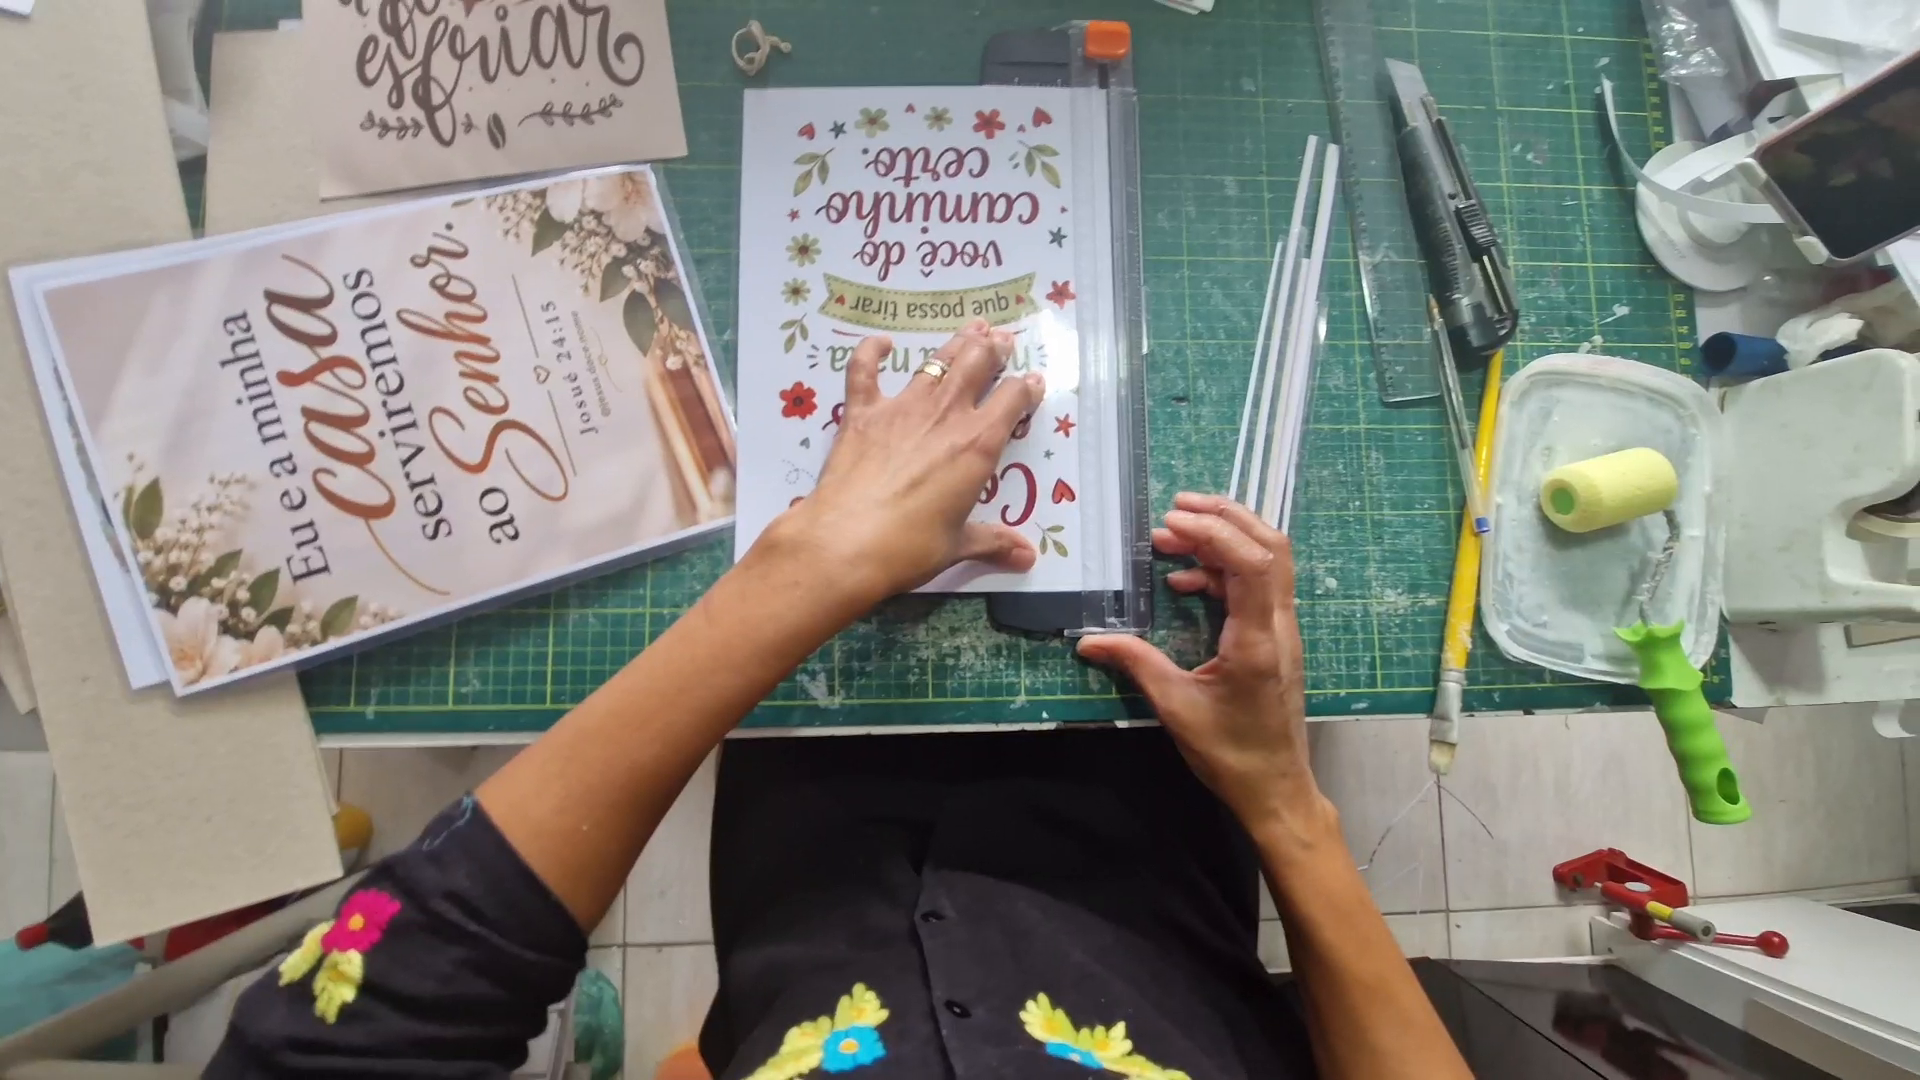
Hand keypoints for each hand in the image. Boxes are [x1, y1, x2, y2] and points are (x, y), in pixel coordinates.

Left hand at [766, 319, 1045, 605]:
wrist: (846, 542)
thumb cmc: (910, 547)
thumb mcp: (957, 545)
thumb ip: (993, 542)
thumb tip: (1028, 557)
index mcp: (977, 445)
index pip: (1012, 402)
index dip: (1026, 388)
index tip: (1034, 382)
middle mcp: (945, 416)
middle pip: (977, 365)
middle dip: (994, 349)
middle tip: (1003, 339)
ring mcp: (902, 408)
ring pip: (937, 360)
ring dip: (957, 342)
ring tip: (973, 328)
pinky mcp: (862, 412)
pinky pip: (865, 370)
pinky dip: (872, 352)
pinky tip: (881, 343)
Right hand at [1076, 493, 1333, 844]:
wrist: (1276, 788)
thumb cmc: (1228, 751)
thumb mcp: (1174, 706)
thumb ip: (1134, 663)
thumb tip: (1087, 641)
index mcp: (1257, 639)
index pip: (1252, 563)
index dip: (1214, 532)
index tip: (1170, 524)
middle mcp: (1279, 625)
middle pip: (1269, 547)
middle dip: (1225, 516)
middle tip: (1176, 508)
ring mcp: (1282, 630)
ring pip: (1267, 561)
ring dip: (1224, 538)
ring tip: (1173, 538)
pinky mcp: (1275, 637)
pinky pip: (1256, 585)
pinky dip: (1223, 570)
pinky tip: (1185, 582)